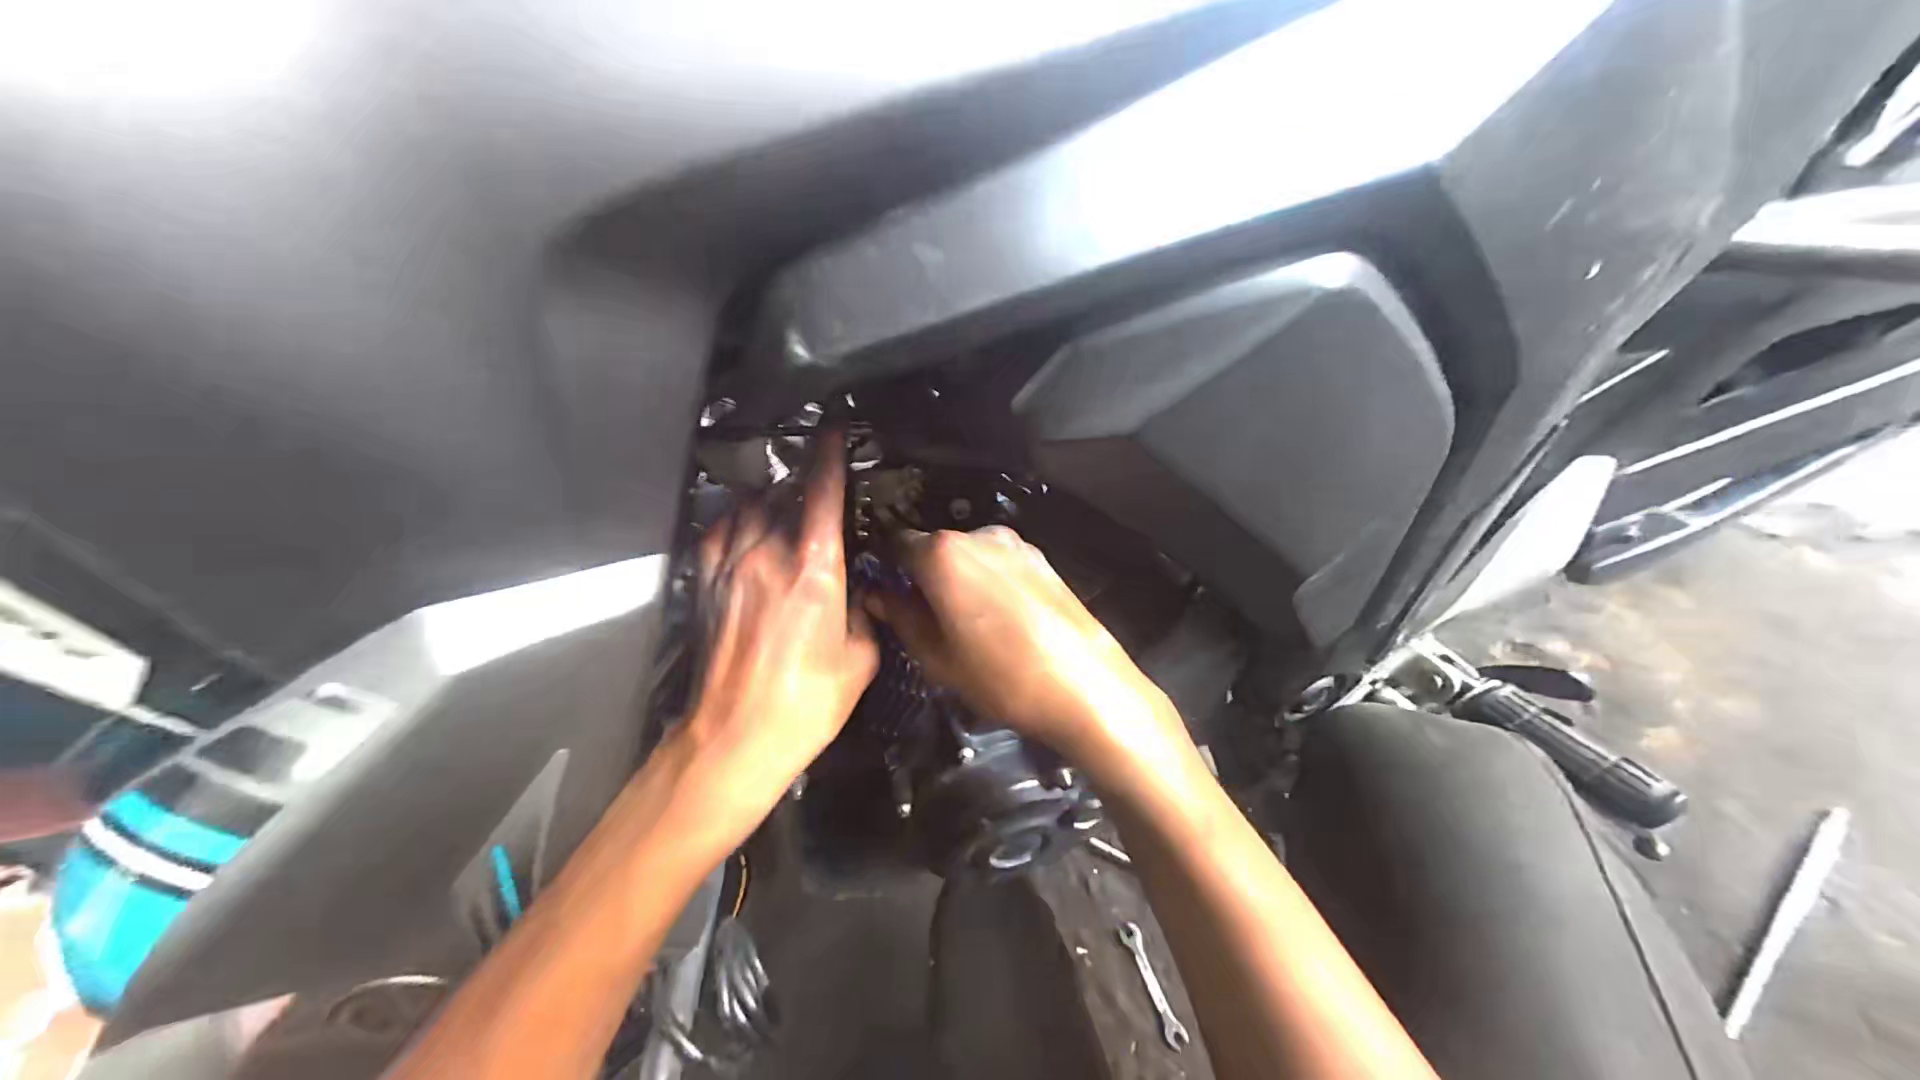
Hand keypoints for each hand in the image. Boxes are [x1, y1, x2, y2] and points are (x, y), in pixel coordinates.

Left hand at [684, 432, 878, 825]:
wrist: (734, 737)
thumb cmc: (806, 703)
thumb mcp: (860, 660)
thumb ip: (864, 615)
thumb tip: (856, 598)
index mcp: (814, 569)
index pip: (822, 493)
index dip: (829, 455)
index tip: (834, 430)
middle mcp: (768, 555)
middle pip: (784, 494)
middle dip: (804, 483)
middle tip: (821, 488)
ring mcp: (729, 567)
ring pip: (749, 508)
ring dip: (771, 500)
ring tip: (787, 508)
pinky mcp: (705, 585)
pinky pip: (719, 533)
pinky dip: (737, 523)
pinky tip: (748, 532)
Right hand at [865, 526, 1185, 780]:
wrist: (1086, 688)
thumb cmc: (1005, 678)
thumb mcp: (936, 657)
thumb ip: (900, 616)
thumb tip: (880, 595)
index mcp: (943, 554)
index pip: (894, 543)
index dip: (884, 568)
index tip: (883, 591)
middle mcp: (979, 536)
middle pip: (933, 547)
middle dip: (922, 576)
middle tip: (922, 618)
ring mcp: (1015, 546)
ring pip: (967, 556)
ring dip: (957, 580)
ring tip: (967, 628)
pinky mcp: (1041, 561)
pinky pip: (998, 565)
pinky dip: (987, 584)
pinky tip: (999, 623)